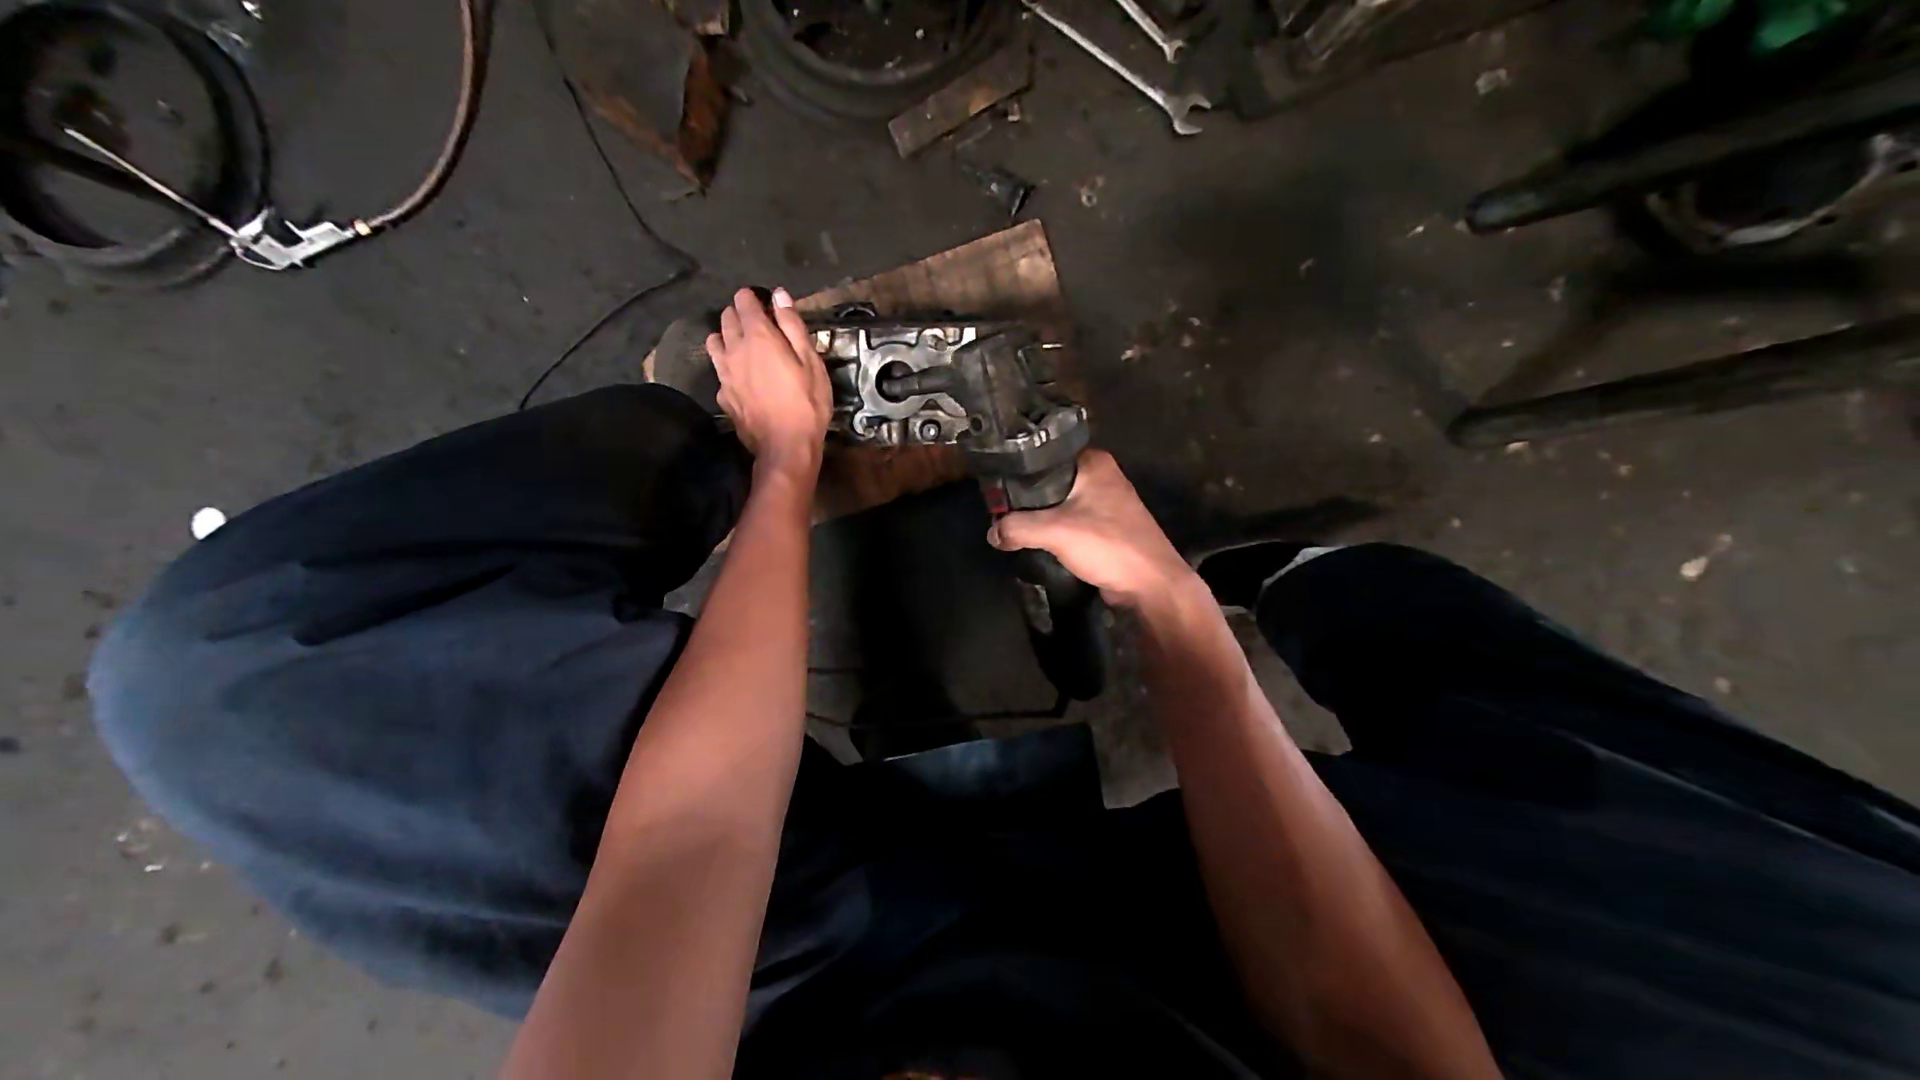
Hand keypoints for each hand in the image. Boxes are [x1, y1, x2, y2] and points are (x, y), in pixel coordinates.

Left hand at [706, 287, 831, 481]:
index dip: (753, 298)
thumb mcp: (811, 362)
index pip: (743, 301)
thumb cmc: (807, 403)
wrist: (785, 446)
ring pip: (714, 342)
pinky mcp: (722, 395)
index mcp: (758, 336)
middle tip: (760, 326)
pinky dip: (728, 367)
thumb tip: (779, 294)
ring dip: (727, 337)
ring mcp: (724, 374)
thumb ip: (793, 325)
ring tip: (745, 348)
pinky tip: (742, 378)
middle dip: (740, 315)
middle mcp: (734, 350)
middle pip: (726, 318)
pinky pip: (719, 371)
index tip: (766, 305)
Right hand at [987, 450, 1198, 609]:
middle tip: (998, 512)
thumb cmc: (1107, 545)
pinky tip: (1036, 541)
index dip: (1017, 471)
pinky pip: (1070, 521)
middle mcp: (1100, 475)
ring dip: (1039, 516)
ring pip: (1059, 503)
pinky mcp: (1105, 526)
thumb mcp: (1055, 531)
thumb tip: (992, 533)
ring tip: (1012, 526)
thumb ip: (1017, 528)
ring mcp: (1105, 502)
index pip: (1043, 456)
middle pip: (1049, 481)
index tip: (993, 488)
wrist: (1150, 585)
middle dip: (1025, 498)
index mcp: (1093, 462)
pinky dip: (1054, 530)